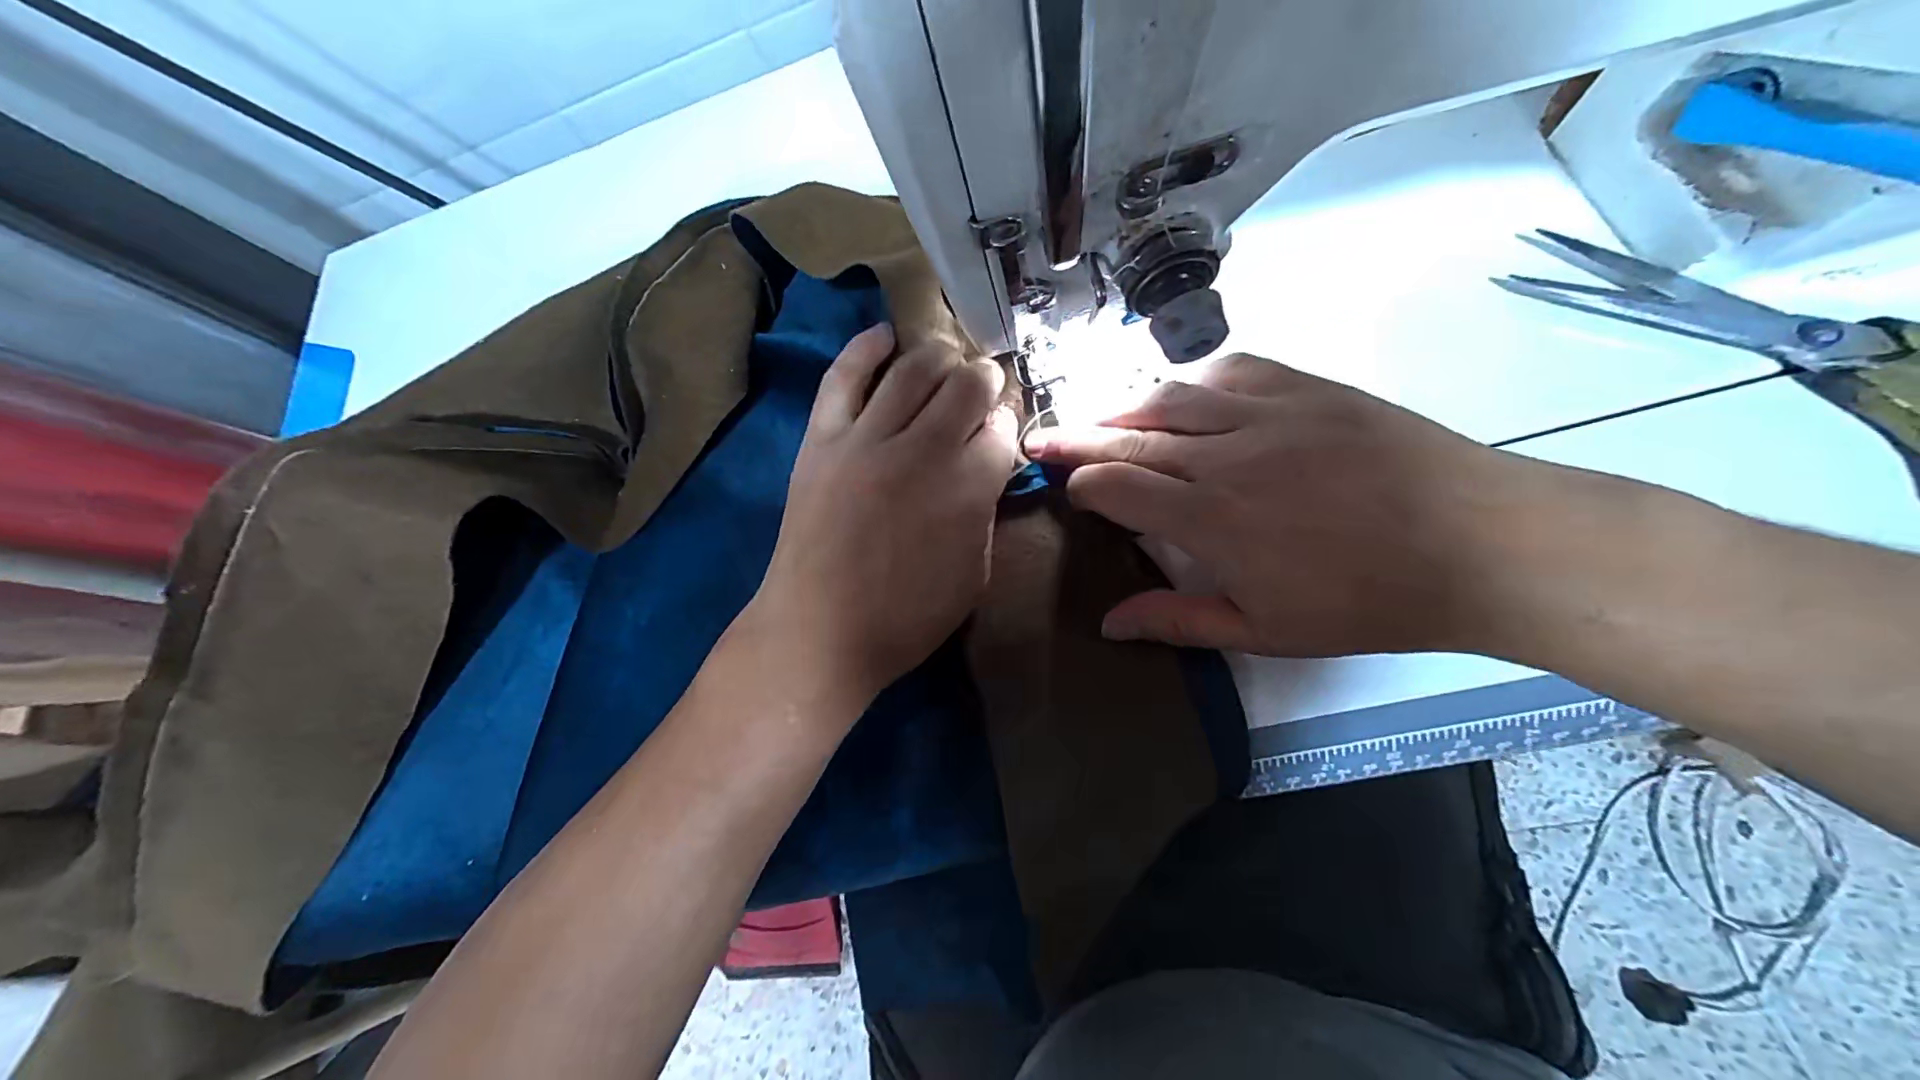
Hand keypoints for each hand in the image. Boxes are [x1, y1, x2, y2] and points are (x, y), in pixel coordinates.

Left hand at [749, 323, 1017, 707]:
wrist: (819, 632)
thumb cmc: (905, 619)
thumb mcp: (973, 576)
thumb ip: (985, 513)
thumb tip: (986, 469)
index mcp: (968, 489)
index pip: (1002, 428)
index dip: (1007, 423)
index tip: (1001, 428)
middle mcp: (922, 450)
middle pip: (965, 384)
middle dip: (984, 379)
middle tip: (983, 387)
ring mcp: (866, 439)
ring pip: (913, 368)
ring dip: (940, 356)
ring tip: (947, 361)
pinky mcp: (822, 439)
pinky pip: (843, 377)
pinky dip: (865, 348)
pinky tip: (886, 335)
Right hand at [1023, 353, 1553, 657]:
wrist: (1480, 543)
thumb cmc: (1368, 601)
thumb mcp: (1265, 630)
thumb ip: (1178, 619)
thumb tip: (1109, 622)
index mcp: (1212, 520)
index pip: (1117, 486)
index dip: (1081, 484)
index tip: (1065, 488)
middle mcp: (1227, 456)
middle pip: (1130, 435)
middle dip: (1077, 436)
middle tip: (1041, 437)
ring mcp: (1268, 413)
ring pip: (1171, 396)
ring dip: (1124, 405)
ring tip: (1100, 415)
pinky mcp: (1306, 388)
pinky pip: (1230, 370)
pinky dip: (1191, 380)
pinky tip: (1180, 393)